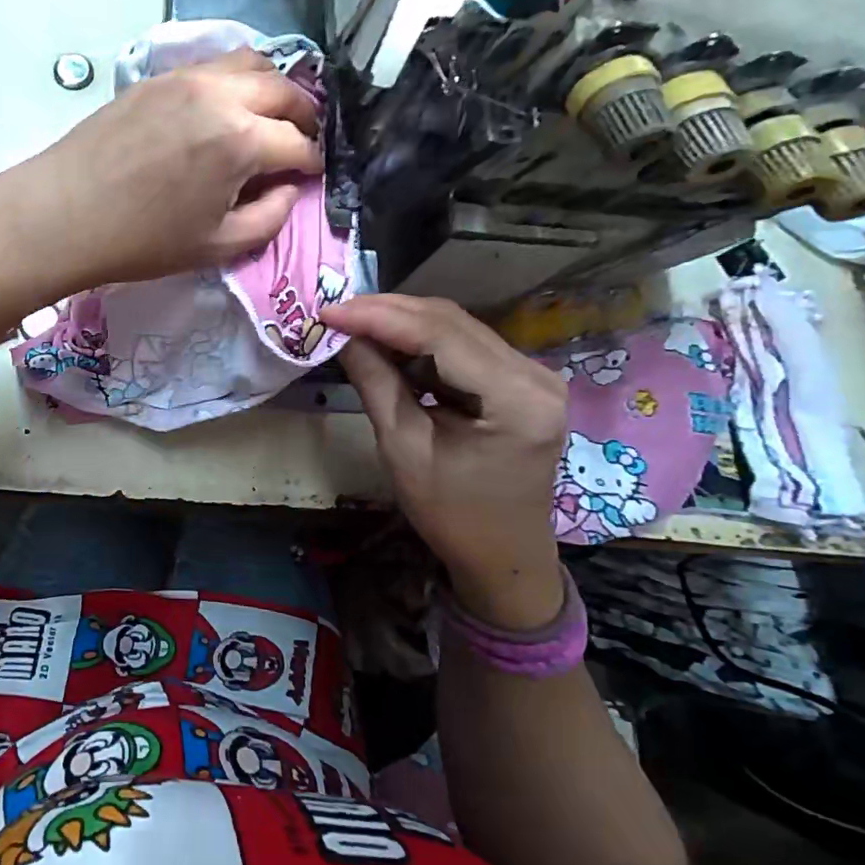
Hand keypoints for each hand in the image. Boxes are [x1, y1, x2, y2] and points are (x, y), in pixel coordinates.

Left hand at [0, 49, 321, 297]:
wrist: (64, 214)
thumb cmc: (142, 241)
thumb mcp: (218, 245)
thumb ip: (270, 218)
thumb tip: (289, 187)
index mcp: (242, 139)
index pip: (298, 143)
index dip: (312, 163)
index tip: (310, 176)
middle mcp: (222, 95)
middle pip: (285, 89)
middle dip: (304, 117)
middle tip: (301, 142)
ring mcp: (186, 78)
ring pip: (251, 62)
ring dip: (273, 87)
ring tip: (269, 116)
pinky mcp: (156, 77)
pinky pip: (212, 65)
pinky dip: (235, 80)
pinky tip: (225, 108)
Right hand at [319, 295, 569, 628]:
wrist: (502, 554)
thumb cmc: (452, 514)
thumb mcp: (403, 449)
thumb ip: (376, 383)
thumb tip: (342, 334)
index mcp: (516, 398)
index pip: (439, 335)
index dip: (379, 317)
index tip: (329, 310)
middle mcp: (535, 374)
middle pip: (451, 322)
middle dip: (388, 312)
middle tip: (335, 312)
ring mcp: (532, 374)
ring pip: (456, 328)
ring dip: (401, 323)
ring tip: (352, 323)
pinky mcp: (520, 380)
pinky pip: (463, 346)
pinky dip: (420, 342)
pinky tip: (385, 343)